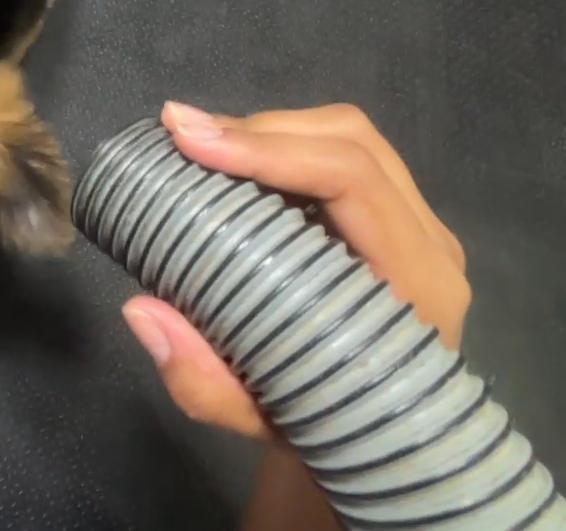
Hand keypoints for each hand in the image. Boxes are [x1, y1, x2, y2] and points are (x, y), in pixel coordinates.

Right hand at [121, 102, 469, 442]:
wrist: (370, 437)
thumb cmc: (317, 422)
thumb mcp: (255, 420)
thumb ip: (202, 381)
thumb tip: (139, 310)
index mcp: (414, 287)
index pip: (352, 179)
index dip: (267, 150)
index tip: (188, 141)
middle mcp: (426, 243)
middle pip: (352, 140)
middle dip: (258, 128)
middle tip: (180, 134)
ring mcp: (413, 223)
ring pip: (347, 133)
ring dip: (265, 127)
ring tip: (199, 142)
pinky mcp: (389, 215)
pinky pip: (337, 149)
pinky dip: (275, 139)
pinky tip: (227, 156)